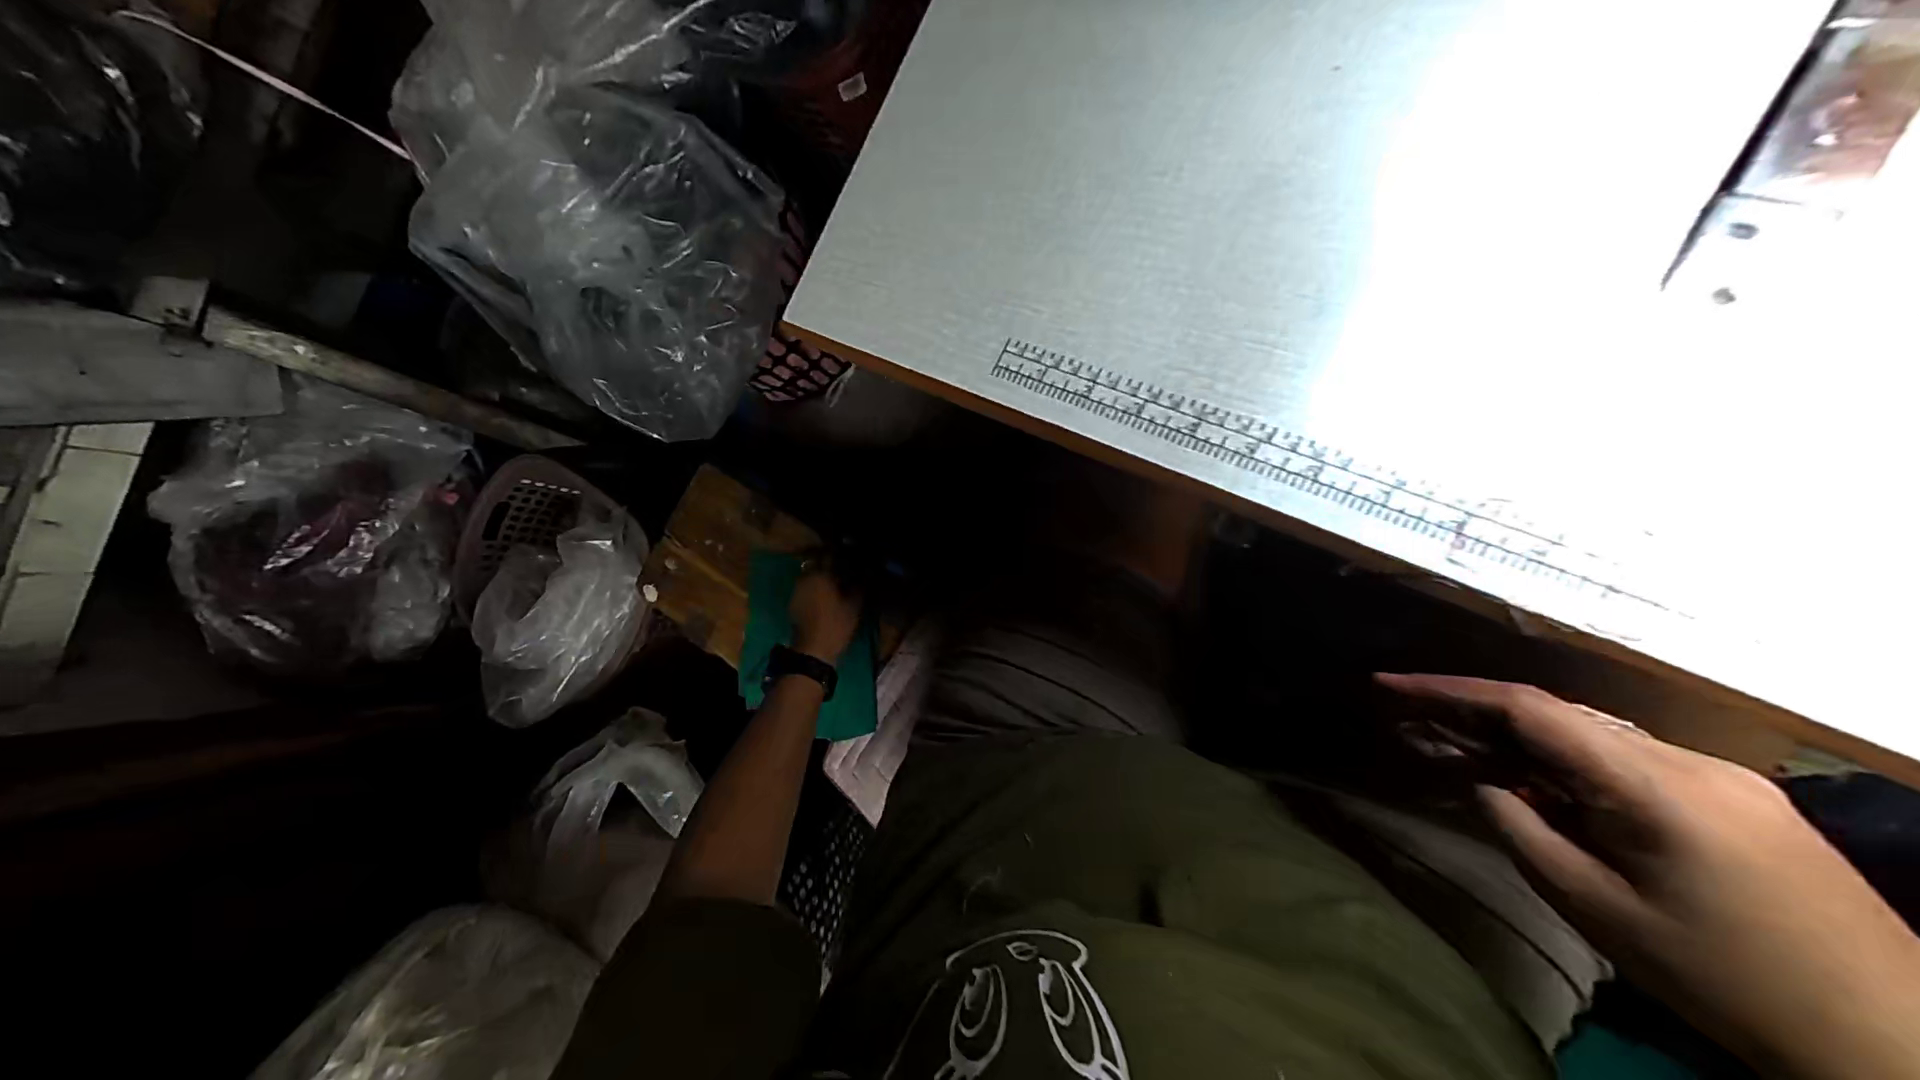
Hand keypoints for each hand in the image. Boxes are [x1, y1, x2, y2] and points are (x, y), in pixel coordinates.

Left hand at [788, 564, 860, 664]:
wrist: (812, 650)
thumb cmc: (836, 625)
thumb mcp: (854, 604)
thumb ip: (859, 585)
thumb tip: (866, 572)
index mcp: (820, 574)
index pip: (830, 555)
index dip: (841, 553)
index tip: (851, 554)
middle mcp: (805, 577)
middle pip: (817, 563)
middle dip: (829, 563)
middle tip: (844, 567)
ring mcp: (797, 589)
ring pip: (811, 575)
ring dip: (822, 575)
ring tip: (836, 581)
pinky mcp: (793, 602)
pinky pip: (806, 587)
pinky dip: (815, 586)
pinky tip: (826, 593)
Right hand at [1378, 674, 1919, 1079]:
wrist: (1889, 1043)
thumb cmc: (1722, 978)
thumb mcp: (1593, 905)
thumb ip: (1520, 827)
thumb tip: (1485, 782)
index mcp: (1654, 784)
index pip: (1530, 709)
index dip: (1449, 691)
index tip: (1388, 685)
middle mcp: (1691, 761)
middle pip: (1560, 717)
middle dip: (1478, 714)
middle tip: (1411, 720)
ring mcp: (1725, 777)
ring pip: (1595, 737)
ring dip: (1524, 741)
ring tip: (1464, 751)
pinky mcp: (1741, 799)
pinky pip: (1632, 762)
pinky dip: (1571, 763)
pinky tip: (1544, 786)